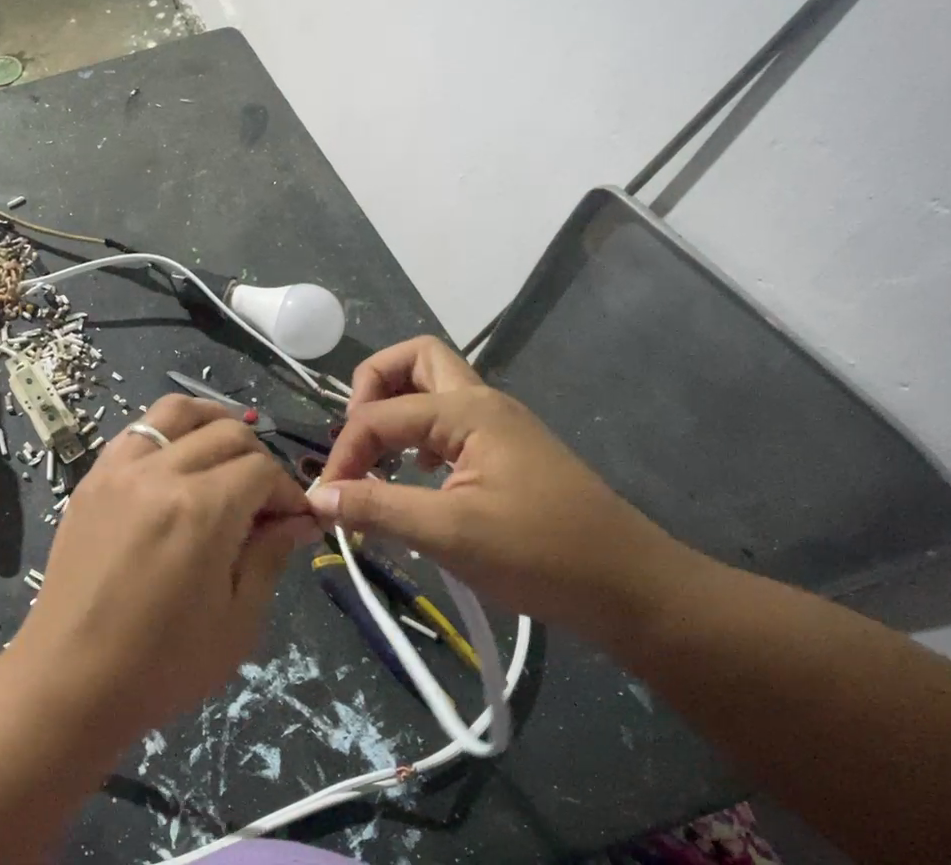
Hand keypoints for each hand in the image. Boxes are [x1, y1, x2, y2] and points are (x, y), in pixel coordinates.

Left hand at [16, 395, 319, 737]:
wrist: (71, 678)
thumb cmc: (163, 664)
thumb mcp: (237, 621)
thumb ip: (269, 556)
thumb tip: (298, 519)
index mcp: (202, 510)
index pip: (262, 470)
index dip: (289, 491)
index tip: (296, 520)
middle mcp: (159, 473)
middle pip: (225, 434)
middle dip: (259, 459)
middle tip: (265, 500)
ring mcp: (117, 470)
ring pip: (174, 412)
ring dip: (212, 423)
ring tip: (230, 449)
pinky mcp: (91, 479)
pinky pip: (135, 432)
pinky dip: (165, 433)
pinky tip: (178, 460)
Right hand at [308, 337, 693, 635]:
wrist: (634, 590)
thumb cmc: (541, 556)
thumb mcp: (448, 534)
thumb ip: (376, 507)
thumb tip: (316, 495)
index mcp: (469, 411)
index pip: (380, 413)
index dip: (344, 451)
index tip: (328, 498)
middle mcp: (483, 404)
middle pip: (415, 360)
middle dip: (371, 388)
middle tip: (355, 437)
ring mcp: (500, 426)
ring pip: (433, 388)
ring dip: (395, 410)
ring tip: (376, 458)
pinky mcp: (508, 453)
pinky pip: (448, 422)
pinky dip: (418, 436)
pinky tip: (414, 478)